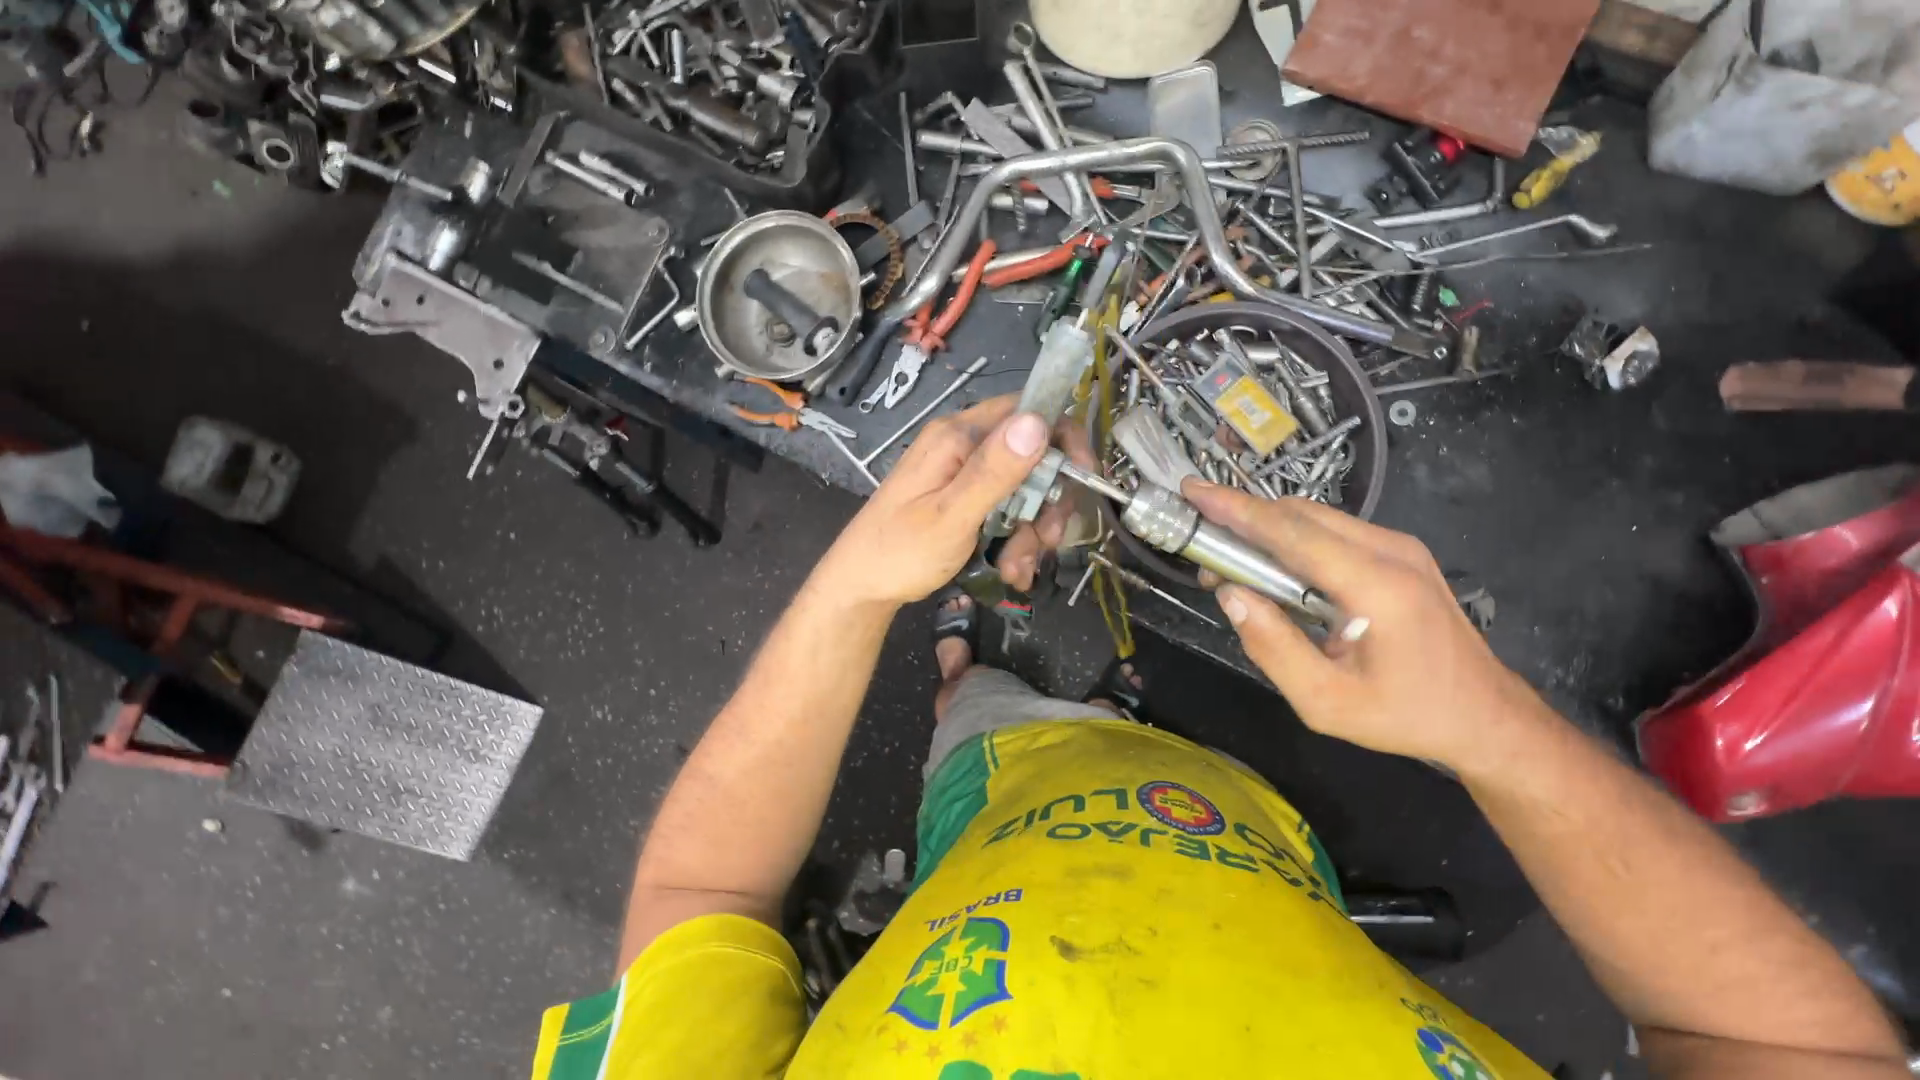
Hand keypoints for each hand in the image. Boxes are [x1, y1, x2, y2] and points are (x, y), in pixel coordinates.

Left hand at [813, 397, 1050, 607]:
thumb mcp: (950, 515)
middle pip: (1034, 457)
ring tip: (1016, 569)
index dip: (1064, 440)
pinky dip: (1015, 541)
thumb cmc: (899, 552)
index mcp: (958, 436)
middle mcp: (964, 447)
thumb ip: (993, 471)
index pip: (1029, 410)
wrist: (860, 588)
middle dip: (1047, 502)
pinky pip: (1007, 512)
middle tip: (1047, 541)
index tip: (1084, 479)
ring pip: (1025, 491)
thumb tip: (1038, 421)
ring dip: (1032, 532)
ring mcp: (964, 476)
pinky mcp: (965, 502)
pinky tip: (1009, 571)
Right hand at [1182, 479, 1551, 772]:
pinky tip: (1272, 568)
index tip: (1193, 492)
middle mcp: (1392, 551)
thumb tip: (1230, 595)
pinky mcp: (1401, 554)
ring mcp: (1401, 547)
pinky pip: (1333, 531)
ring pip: (1317, 518)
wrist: (1484, 714)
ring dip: (1266, 530)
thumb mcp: (1326, 702)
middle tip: (1201, 543)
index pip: (1293, 533)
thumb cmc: (1404, 714)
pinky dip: (1292, 539)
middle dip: (1243, 518)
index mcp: (1377, 586)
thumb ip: (1273, 648)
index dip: (1237, 511)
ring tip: (1229, 562)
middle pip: (1301, 515)